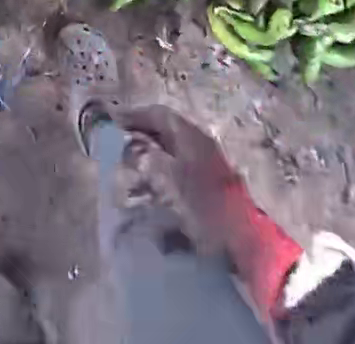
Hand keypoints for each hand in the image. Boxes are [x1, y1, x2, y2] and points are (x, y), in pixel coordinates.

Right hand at [115, 105, 303, 316]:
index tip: (112, 121)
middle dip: (139, 136)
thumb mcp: (170, 179)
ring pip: (170, 151)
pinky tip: (148, 193)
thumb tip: (131, 147)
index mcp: (191, 135)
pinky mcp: (207, 185)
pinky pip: (176, 171)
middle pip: (164, 131)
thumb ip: (147, 158)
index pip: (159, 114)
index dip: (134, 115)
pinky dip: (158, 176)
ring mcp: (205, 164)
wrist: (242, 240)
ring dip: (147, 157)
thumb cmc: (203, 205)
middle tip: (117, 145)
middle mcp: (199, 143)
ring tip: (128, 172)